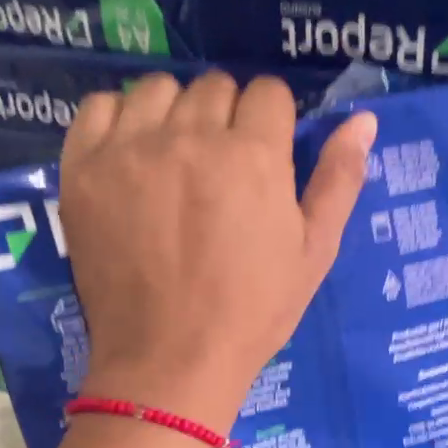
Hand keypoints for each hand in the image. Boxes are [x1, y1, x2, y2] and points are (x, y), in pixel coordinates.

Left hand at [59, 71, 376, 433]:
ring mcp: (131, 150)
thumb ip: (338, 180)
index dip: (272, 122)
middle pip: (214, 87)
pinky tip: (130, 157)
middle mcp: (191, 137)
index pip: (268, 92)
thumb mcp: (314, 253)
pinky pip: (99, 107)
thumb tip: (364, 120)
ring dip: (174, 113)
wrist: (169, 361)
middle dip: (226, 118)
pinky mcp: (83, 169)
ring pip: (158, 90)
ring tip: (174, 160)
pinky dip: (118, 121)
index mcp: (254, 155)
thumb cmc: (252, 313)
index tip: (264, 157)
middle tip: (221, 170)